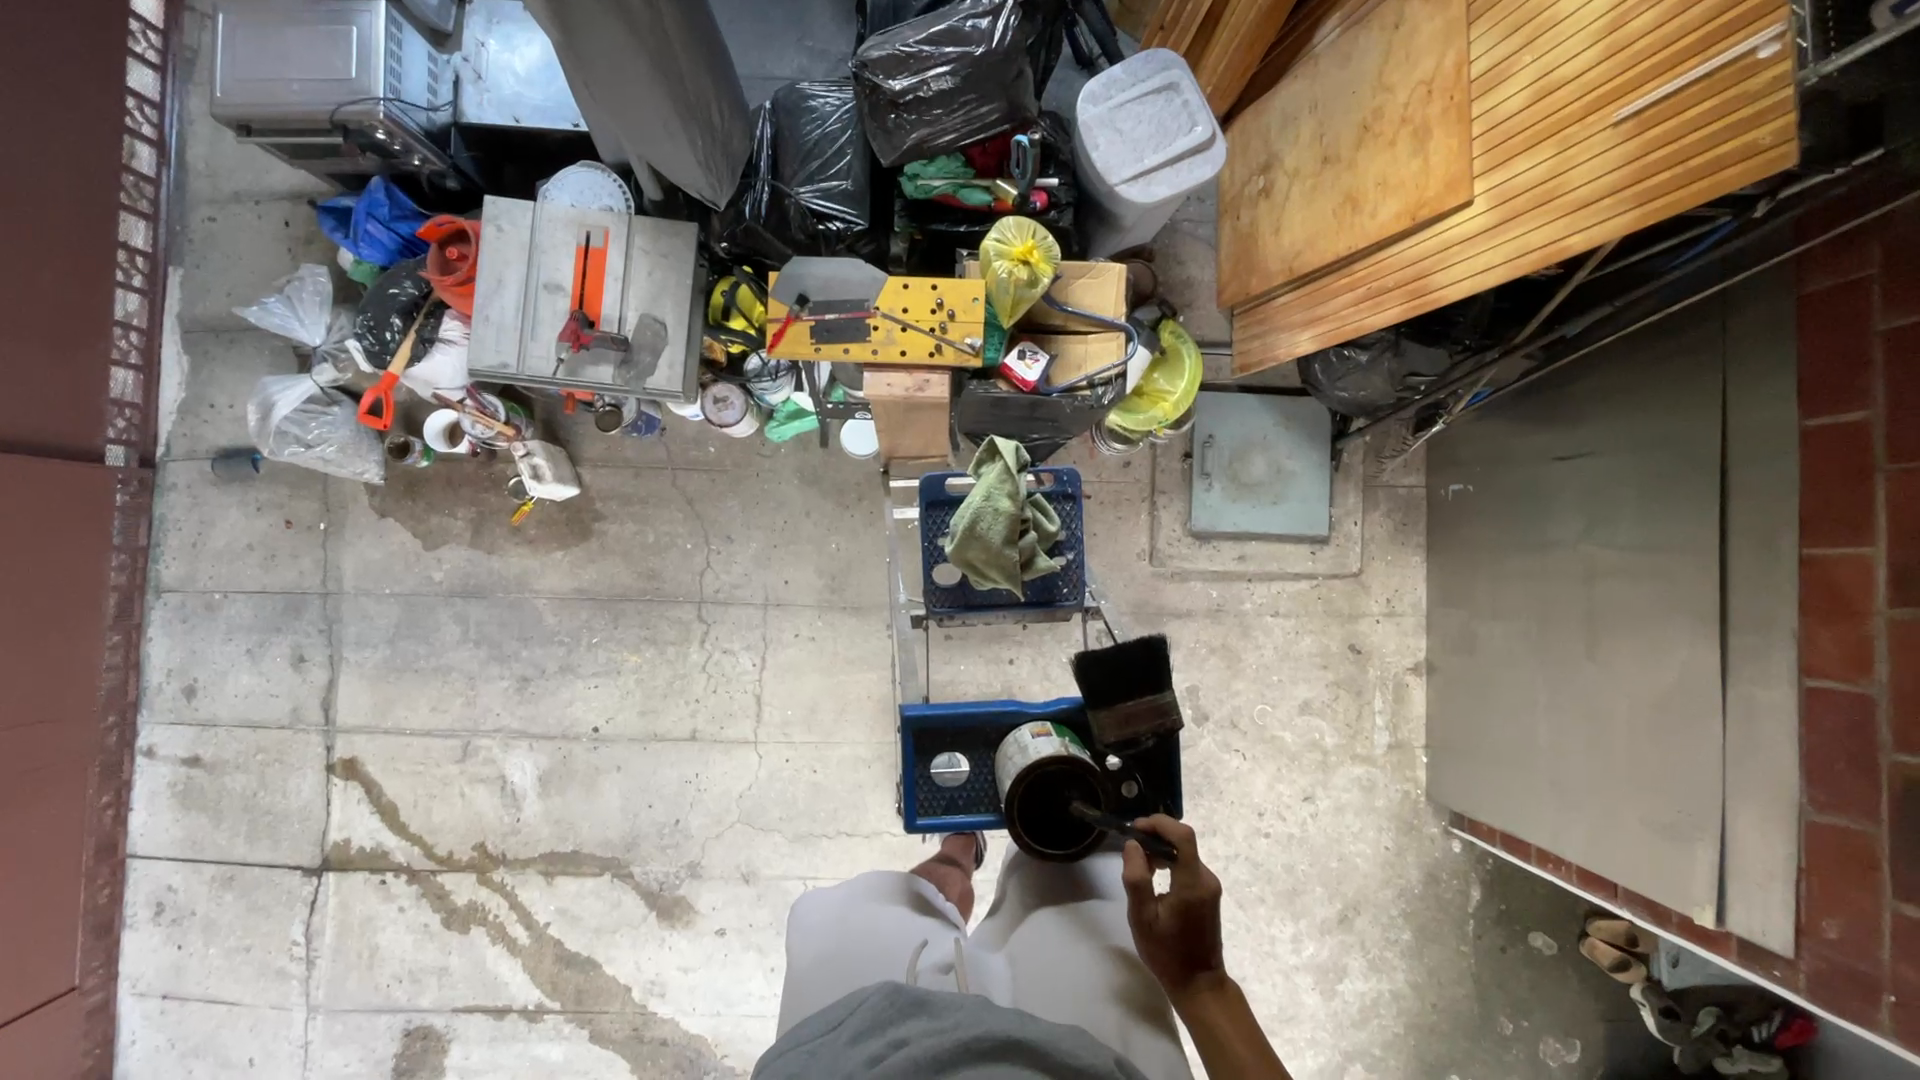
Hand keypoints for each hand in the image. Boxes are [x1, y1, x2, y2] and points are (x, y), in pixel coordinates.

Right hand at [1120, 814, 1225, 1003]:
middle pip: (1183, 841)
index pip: (1183, 836)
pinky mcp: (1208, 893)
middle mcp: (1206, 879)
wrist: (1198, 983)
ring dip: (1161, 850)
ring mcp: (1210, 886)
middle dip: (1155, 837)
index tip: (1136, 829)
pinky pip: (1188, 865)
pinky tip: (1154, 879)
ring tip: (1139, 867)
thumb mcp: (1142, 919)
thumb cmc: (1167, 954)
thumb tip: (1133, 845)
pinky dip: (1170, 862)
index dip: (1159, 824)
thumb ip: (1136, 879)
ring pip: (1185, 852)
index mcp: (1192, 883)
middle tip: (1131, 851)